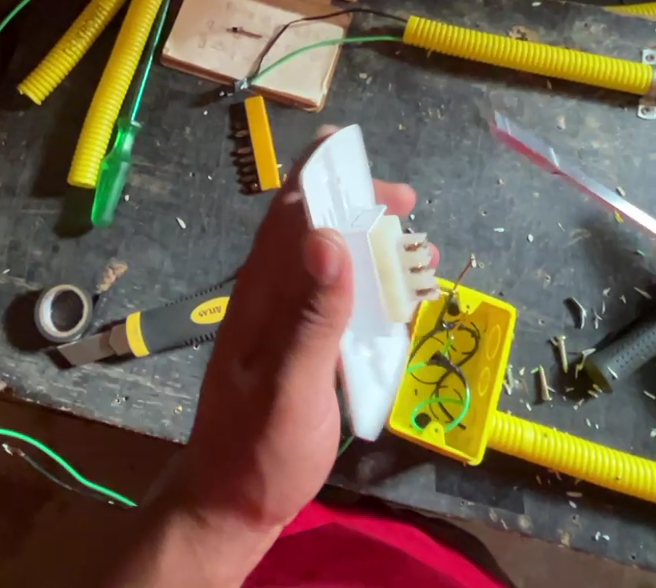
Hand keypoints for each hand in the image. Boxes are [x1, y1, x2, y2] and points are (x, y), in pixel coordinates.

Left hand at [108, 130, 418, 586]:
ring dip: (374, 247)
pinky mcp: (306, 345)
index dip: (317, 175)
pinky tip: (405, 298)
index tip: (355, 153)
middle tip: (407, 205)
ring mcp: (290, 320)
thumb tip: (330, 237)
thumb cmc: (256, 448)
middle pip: (315, 229)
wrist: (235, 502)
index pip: (286, 214)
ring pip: (332, 262)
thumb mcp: (288, 386)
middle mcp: (274, 294)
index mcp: (261, 291)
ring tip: (420, 252)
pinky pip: (342, 299)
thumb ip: (312, 316)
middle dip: (359, 206)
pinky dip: (376, 287)